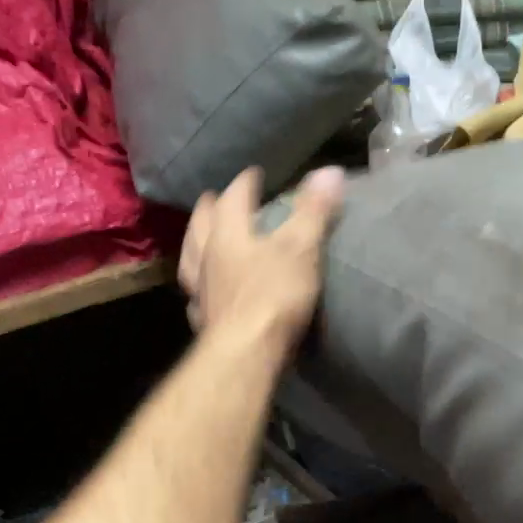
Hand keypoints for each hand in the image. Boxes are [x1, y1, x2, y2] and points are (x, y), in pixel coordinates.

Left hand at [178, 166, 345, 355]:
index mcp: (228, 236)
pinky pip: (197, 296)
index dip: (246, 184)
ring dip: (196, 244)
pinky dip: (201, 287)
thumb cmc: (274, 295)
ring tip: (201, 239)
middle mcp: (207, 257)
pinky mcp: (205, 319)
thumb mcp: (301, 248)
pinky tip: (204, 292)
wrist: (247, 351)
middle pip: (203, 225)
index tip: (254, 173)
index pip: (234, 199)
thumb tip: (330, 170)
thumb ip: (313, 211)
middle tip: (216, 198)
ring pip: (191, 258)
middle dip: (212, 209)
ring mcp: (202, 290)